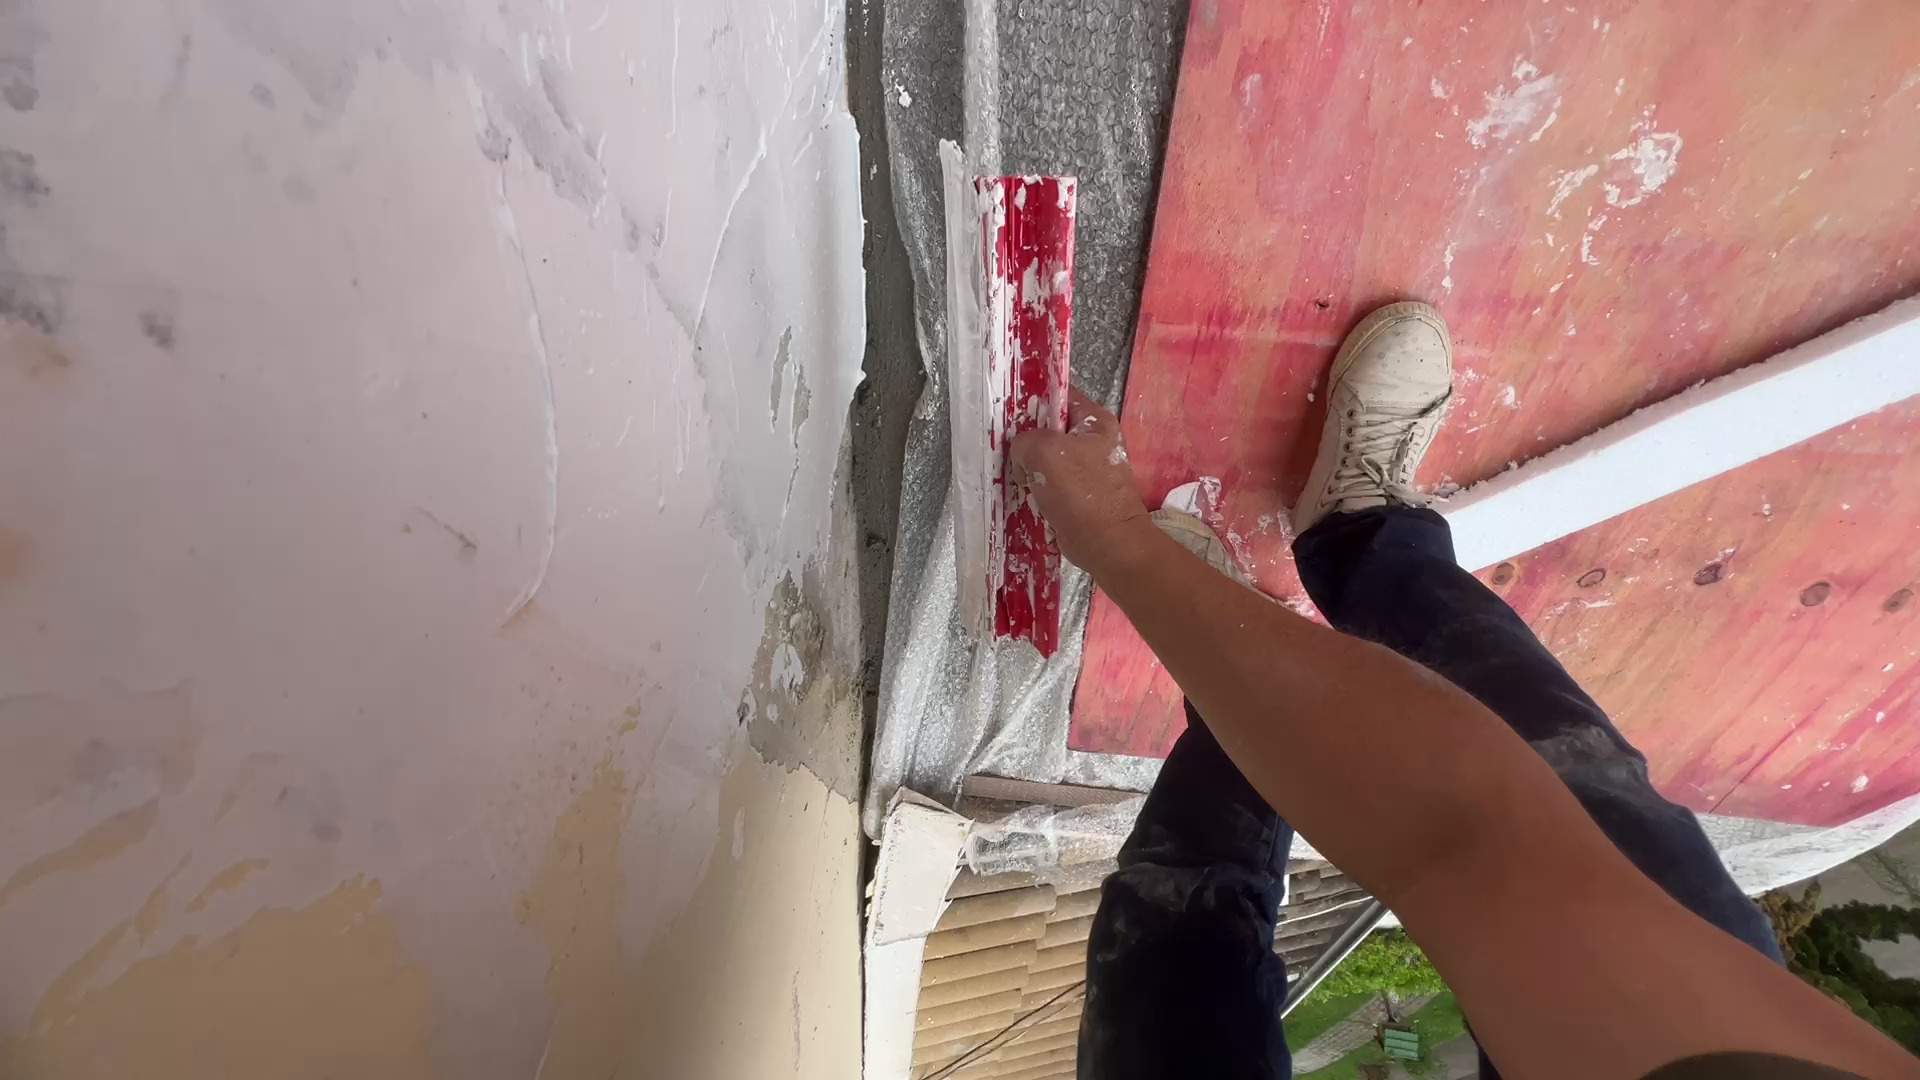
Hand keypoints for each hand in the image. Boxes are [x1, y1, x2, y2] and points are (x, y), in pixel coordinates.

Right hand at [1010, 388, 1152, 573]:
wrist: (1107, 544)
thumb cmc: (1081, 494)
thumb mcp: (1044, 452)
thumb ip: (1024, 440)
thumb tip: (1022, 456)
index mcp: (1095, 421)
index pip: (1059, 395)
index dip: (1032, 400)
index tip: (1008, 413)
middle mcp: (1093, 441)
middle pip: (1049, 428)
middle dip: (1026, 438)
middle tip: (1007, 448)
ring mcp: (1086, 469)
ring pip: (1046, 458)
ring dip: (1028, 466)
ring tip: (1014, 473)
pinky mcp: (1077, 494)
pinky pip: (1049, 482)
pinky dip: (1035, 487)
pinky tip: (1023, 492)